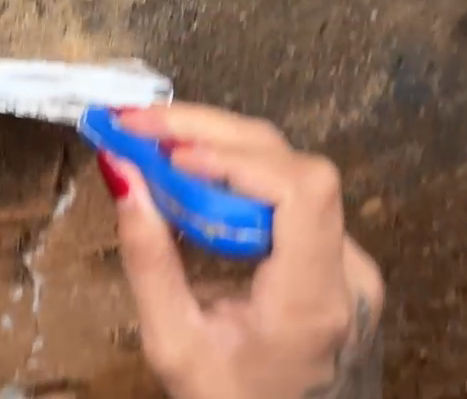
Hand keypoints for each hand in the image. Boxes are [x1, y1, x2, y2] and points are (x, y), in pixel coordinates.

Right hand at [98, 105, 384, 398]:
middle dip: (205, 130)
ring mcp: (348, 258)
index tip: (169, 154)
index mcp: (313, 300)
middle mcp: (347, 270)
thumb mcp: (172, 345)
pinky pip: (283, 183)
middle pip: (286, 161)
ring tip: (149, 133)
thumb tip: (118, 169)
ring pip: (285, 162)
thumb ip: (147, 258)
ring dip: (214, 138)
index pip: (298, 191)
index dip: (233, 158)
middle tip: (133, 122)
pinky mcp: (334, 250)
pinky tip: (184, 159)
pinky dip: (229, 160)